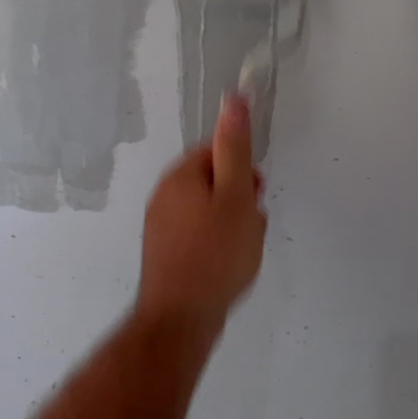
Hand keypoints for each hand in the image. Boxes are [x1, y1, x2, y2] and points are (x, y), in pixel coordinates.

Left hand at [135, 95, 266, 330]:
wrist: (180, 318)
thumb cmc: (215, 255)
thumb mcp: (236, 196)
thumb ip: (235, 149)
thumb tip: (233, 99)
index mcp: (179, 176)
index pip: (217, 153)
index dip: (243, 171)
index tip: (257, 195)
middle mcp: (163, 195)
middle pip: (213, 182)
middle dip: (239, 200)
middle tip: (252, 226)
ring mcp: (160, 226)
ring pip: (207, 212)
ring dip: (231, 225)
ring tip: (243, 251)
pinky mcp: (164, 254)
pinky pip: (197, 236)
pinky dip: (217, 245)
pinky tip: (228, 267)